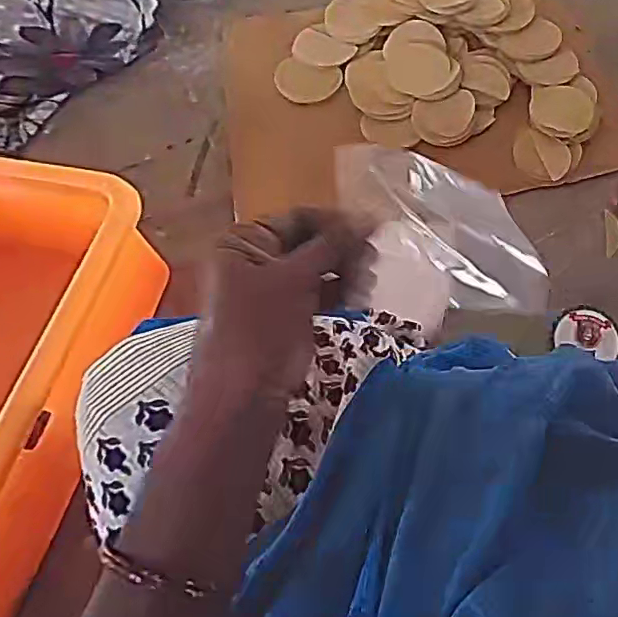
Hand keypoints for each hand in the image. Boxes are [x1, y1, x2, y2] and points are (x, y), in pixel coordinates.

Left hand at [198, 210, 372, 395]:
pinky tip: (359, 299)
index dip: (337, 223)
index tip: (374, 230)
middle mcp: (255, 260)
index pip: (298, 218)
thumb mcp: (295, 279)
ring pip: (320, 267)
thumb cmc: (260, 330)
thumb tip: (368, 219)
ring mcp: (272, 288)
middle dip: (344, 251)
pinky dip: (340, 292)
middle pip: (311, 242)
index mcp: (243, 242)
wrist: (244, 398)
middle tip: (371, 263)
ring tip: (365, 287)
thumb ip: (332, 245)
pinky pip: (321, 291)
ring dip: (347, 273)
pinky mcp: (289, 313)